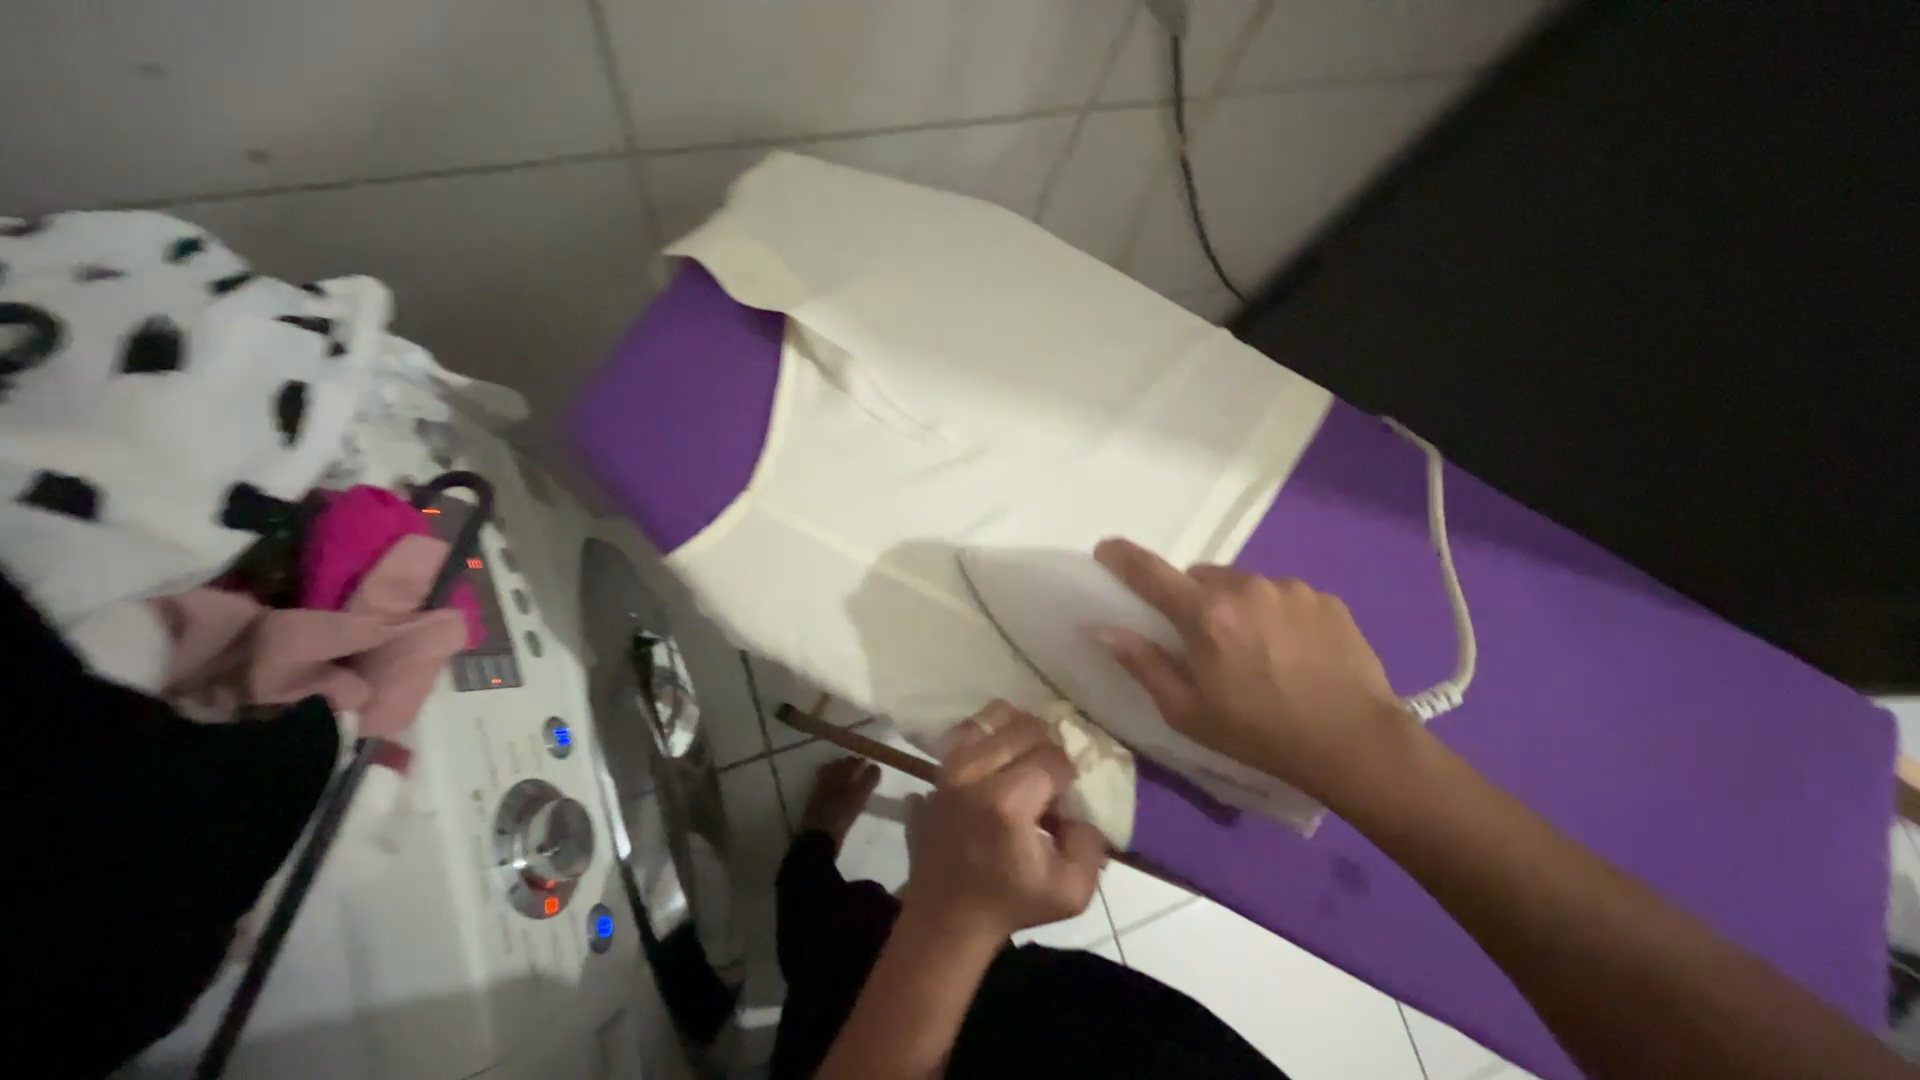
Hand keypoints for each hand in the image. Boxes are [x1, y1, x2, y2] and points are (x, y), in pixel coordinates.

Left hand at [901, 701, 1106, 941]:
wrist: (947, 918)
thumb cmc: (1009, 904)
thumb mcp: (1072, 890)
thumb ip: (1091, 844)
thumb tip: (1078, 809)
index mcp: (1007, 803)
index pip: (1053, 758)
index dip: (1068, 775)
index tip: (1064, 801)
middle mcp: (973, 775)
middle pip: (1023, 729)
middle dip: (1047, 746)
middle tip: (1051, 777)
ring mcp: (947, 771)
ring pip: (990, 718)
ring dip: (1017, 730)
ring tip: (1027, 756)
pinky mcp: (934, 774)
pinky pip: (963, 734)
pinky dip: (986, 736)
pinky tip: (997, 760)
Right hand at [1093, 537, 1411, 797]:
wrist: (1354, 741)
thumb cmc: (1259, 733)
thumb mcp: (1187, 712)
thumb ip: (1144, 664)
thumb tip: (1105, 630)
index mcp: (1206, 615)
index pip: (1151, 573)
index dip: (1122, 557)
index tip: (1106, 548)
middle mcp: (1246, 587)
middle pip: (1201, 578)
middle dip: (1193, 600)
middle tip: (1204, 642)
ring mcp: (1290, 589)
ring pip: (1245, 585)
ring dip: (1237, 607)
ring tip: (1256, 651)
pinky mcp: (1325, 599)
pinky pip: (1283, 596)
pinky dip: (1276, 615)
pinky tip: (1292, 652)